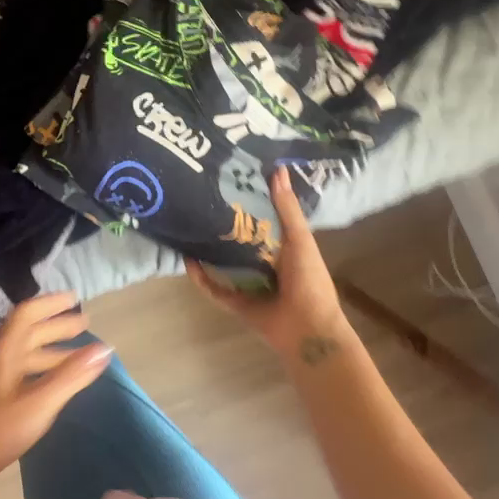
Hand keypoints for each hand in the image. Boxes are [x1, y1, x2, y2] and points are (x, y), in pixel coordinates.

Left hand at [0, 292, 113, 489]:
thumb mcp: (39, 404)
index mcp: (2, 351)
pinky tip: (53, 381)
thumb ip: (71, 376)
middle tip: (84, 325)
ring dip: (50, 349)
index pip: (26, 314)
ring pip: (23, 352)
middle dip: (56, 326)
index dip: (50, 304)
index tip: (74, 299)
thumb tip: (104, 349)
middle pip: (26, 332)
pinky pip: (19, 369)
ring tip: (77, 355)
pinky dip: (41, 367)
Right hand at [188, 165, 346, 358]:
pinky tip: (188, 259)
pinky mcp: (235, 302)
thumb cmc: (309, 281)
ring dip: (208, 247)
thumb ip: (287, 208)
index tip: (229, 179)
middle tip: (202, 198)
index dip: (247, 200)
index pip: (260, 219)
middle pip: (238, 239)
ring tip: (189, 224)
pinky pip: (213, 286)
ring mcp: (247, 283)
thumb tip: (277, 169)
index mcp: (282, 247)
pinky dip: (200, 276)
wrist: (308, 329)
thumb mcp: (300, 239)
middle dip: (223, 222)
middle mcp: (263, 263)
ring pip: (222, 261)